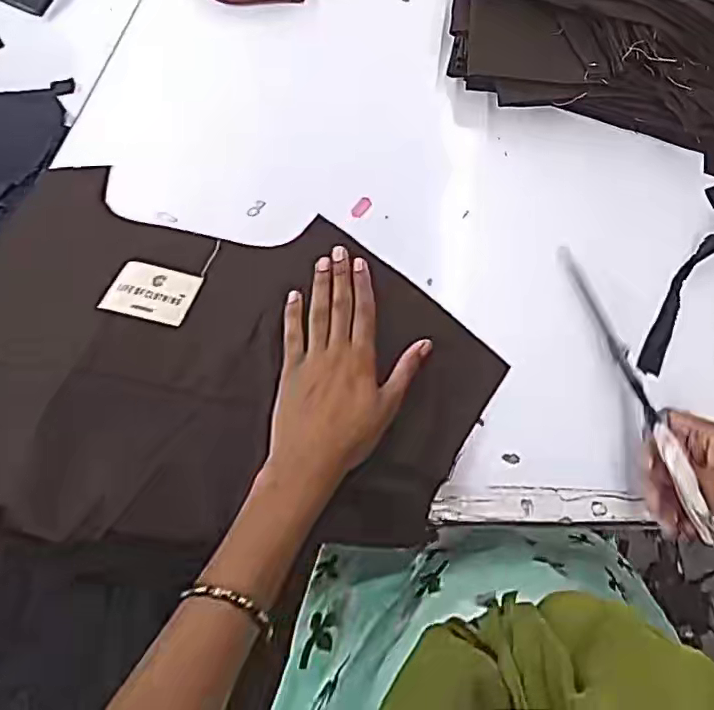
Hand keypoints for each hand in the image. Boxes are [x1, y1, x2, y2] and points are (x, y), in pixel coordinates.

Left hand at [265, 245, 430, 497]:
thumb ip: (405, 371)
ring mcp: (311, 360)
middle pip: (340, 306)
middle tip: (339, 252)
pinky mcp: (290, 370)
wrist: (308, 461)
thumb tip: (423, 346)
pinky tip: (293, 297)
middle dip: (341, 276)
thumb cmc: (349, 438)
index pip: (363, 313)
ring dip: (320, 287)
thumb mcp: (388, 406)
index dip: (362, 286)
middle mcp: (335, 353)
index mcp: (360, 359)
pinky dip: (292, 314)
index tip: (360, 266)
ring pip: (317, 314)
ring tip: (321, 264)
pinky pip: (292, 335)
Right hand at [645, 411, 713, 581]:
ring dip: (669, 503)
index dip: (653, 447)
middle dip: (659, 483)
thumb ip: (679, 465)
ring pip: (675, 482)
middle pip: (667, 458)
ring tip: (673, 522)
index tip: (649, 470)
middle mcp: (709, 453)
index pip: (667, 426)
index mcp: (710, 437)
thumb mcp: (713, 485)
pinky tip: (685, 528)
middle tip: (658, 502)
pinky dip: (681, 514)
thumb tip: (655, 442)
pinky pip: (687, 500)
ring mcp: (712, 476)